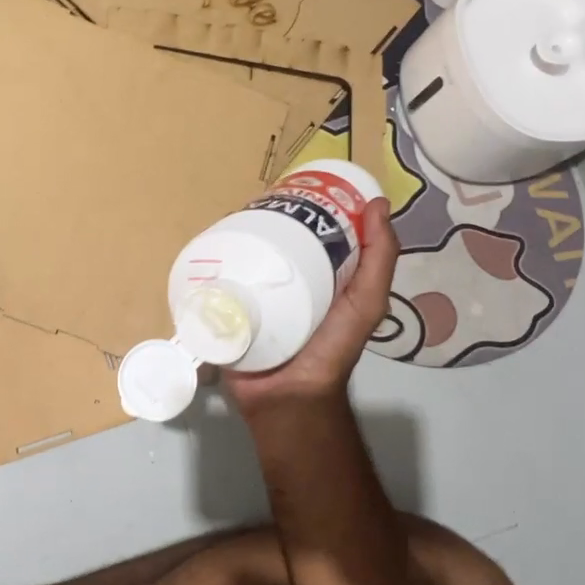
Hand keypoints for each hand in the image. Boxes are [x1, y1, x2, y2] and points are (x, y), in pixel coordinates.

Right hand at [224, 198, 398, 414]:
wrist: (288, 398)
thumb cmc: (332, 350)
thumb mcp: (367, 302)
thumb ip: (381, 260)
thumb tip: (376, 203)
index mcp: (316, 278)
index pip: (307, 234)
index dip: (302, 208)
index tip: (291, 186)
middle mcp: (282, 285)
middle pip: (268, 243)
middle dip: (259, 221)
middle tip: (249, 202)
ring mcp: (251, 299)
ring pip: (238, 260)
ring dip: (230, 240)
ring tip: (224, 221)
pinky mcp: (224, 313)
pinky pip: (213, 285)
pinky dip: (207, 267)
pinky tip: (203, 250)